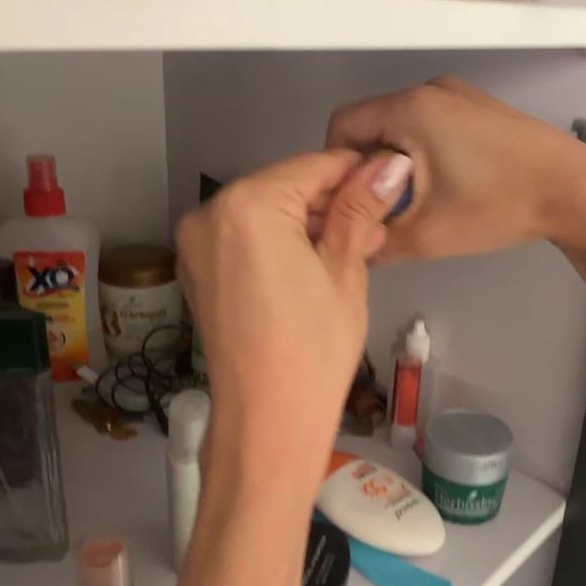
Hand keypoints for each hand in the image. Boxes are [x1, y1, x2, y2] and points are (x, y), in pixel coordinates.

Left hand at [175, 150, 412, 487]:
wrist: (266, 422)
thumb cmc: (313, 347)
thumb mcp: (344, 269)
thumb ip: (359, 207)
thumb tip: (390, 163)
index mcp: (246, 204)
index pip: (311, 166)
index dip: (355, 171)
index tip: (389, 179)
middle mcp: (209, 214)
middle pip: (282, 188)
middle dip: (329, 201)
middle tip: (377, 223)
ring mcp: (196, 246)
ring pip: (263, 215)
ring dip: (306, 225)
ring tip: (356, 247)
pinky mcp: (197, 274)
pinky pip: (244, 242)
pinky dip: (278, 245)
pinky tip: (316, 265)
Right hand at [325, 77, 585, 262]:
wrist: (577, 191)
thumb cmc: (499, 206)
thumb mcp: (427, 236)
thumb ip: (375, 242)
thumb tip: (349, 244)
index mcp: (410, 107)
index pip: (341, 126)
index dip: (336, 169)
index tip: (351, 205)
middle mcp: (430, 89)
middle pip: (371, 126)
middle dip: (369, 170)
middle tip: (384, 213)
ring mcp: (459, 94)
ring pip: (402, 128)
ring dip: (397, 166)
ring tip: (418, 206)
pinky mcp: (480, 107)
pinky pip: (430, 126)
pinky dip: (424, 155)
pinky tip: (447, 189)